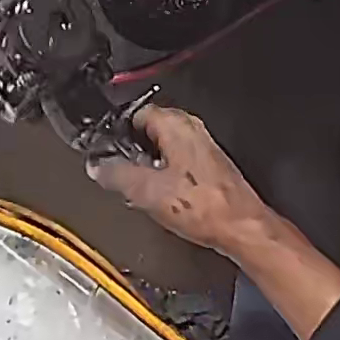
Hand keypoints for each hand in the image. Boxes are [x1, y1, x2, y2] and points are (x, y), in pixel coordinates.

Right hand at [91, 106, 274, 257]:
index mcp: (175, 124)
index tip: (106, 148)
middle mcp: (191, 129)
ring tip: (142, 188)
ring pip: (163, 147)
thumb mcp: (147, 191)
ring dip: (149, 164)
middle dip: (133, 150)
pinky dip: (166, 174)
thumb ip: (117, 175)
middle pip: (149, 130)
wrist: (240, 227)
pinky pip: (177, 162)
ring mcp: (202, 146)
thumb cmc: (206, 206)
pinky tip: (163, 197)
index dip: (117, 131)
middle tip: (121, 171)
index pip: (135, 113)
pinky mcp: (208, 165)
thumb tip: (99, 167)